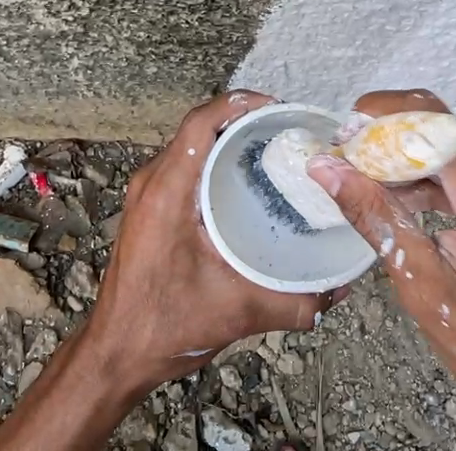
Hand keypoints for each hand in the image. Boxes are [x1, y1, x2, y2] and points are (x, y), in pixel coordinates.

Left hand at [0, 91, 345, 449]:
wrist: (116, 353)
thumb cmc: (163, 326)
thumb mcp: (237, 311)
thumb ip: (295, 302)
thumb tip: (339, 290)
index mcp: (167, 193)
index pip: (199, 123)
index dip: (237, 103)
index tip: (275, 107)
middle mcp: (152, 182)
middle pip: (197, 128)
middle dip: (241, 119)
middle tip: (284, 129)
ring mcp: (146, 194)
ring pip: (189, 146)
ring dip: (225, 139)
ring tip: (270, 149)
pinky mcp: (149, 207)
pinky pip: (182, 166)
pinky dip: (212, 161)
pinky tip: (243, 182)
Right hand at [307, 90, 455, 450]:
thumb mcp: (430, 295)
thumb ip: (378, 219)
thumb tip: (326, 167)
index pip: (431, 121)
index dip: (378, 117)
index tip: (338, 140)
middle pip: (441, 129)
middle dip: (385, 141)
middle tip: (342, 170)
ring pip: (454, 144)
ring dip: (407, 159)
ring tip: (365, 188)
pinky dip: (435, 175)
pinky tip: (405, 201)